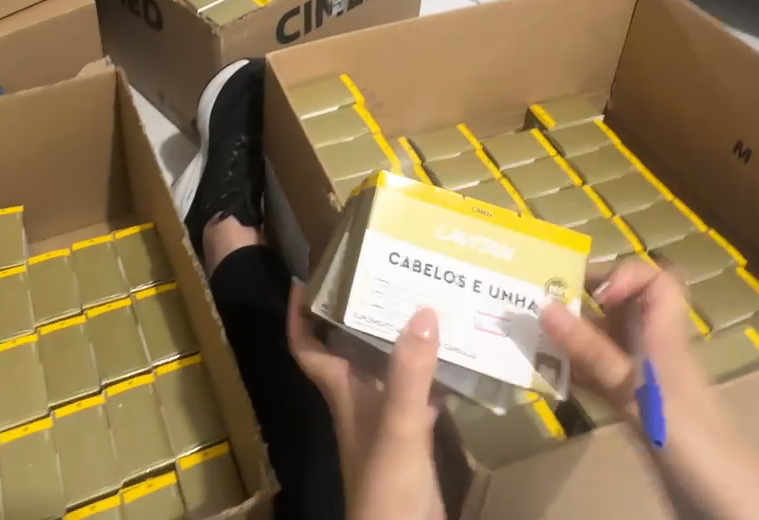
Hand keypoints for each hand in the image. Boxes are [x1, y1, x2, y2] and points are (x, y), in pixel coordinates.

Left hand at [287, 282, 445, 519]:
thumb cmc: (386, 486)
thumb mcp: (399, 424)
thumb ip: (409, 372)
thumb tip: (421, 310)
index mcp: (342, 390)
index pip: (307, 346)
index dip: (299, 314)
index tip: (307, 279)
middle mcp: (360, 398)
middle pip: (350, 346)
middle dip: (361, 311)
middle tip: (385, 272)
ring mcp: (387, 419)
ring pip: (386, 366)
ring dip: (401, 338)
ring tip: (425, 299)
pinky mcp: (414, 437)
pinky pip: (420, 392)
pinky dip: (435, 374)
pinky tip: (458, 356)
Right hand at [540, 261, 758, 519]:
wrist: (733, 517)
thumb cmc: (697, 447)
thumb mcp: (643, 396)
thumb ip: (595, 354)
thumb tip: (545, 304)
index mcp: (668, 340)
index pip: (658, 282)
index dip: (626, 275)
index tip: (590, 292)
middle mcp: (657, 354)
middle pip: (623, 309)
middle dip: (583, 300)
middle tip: (538, 304)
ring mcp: (648, 385)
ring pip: (607, 344)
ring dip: (572, 337)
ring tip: (532, 337)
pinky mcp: (639, 415)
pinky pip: (602, 380)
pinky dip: (576, 374)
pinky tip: (549, 377)